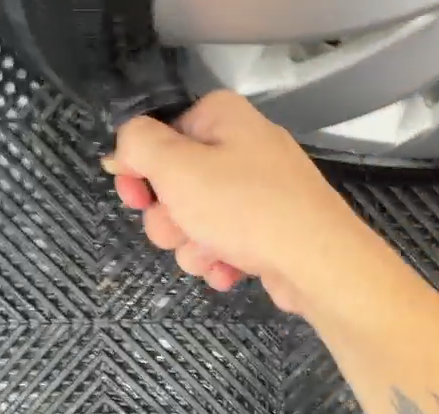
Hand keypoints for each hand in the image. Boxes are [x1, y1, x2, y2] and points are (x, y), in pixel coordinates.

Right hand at [104, 90, 372, 312]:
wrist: (314, 262)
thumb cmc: (248, 210)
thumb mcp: (177, 168)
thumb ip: (138, 145)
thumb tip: (124, 146)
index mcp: (221, 117)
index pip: (160, 139)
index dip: (140, 174)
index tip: (137, 200)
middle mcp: (242, 148)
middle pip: (176, 187)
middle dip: (171, 220)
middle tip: (183, 230)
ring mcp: (259, 193)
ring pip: (198, 224)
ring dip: (194, 248)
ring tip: (214, 254)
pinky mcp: (269, 232)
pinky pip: (226, 248)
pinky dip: (222, 263)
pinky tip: (231, 270)